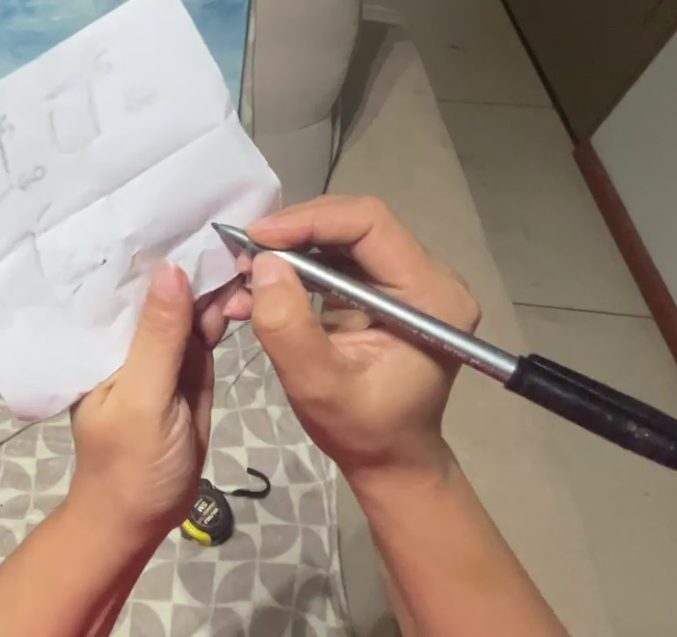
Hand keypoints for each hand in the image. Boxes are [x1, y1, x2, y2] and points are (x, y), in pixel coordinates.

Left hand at [67, 263, 248, 547]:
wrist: (141, 517)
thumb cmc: (128, 461)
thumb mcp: (143, 397)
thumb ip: (157, 337)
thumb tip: (169, 270)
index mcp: (103, 336)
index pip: (127, 282)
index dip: (154, 250)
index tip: (187, 215)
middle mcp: (128, 335)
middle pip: (160, 290)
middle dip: (192, 265)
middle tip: (233, 238)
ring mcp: (160, 352)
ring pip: (186, 308)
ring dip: (214, 288)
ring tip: (246, 264)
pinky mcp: (186, 370)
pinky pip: (203, 334)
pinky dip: (221, 315)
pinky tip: (242, 295)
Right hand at [242, 195, 478, 479]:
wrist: (386, 457)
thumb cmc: (361, 427)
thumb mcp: (318, 384)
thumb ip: (288, 326)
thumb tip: (264, 262)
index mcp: (431, 296)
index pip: (370, 225)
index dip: (311, 221)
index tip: (257, 238)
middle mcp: (426, 275)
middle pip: (352, 221)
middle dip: (292, 231)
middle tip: (244, 253)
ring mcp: (403, 277)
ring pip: (336, 232)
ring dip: (286, 246)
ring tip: (245, 270)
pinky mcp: (378, 284)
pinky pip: (330, 252)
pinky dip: (290, 262)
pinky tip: (259, 283)